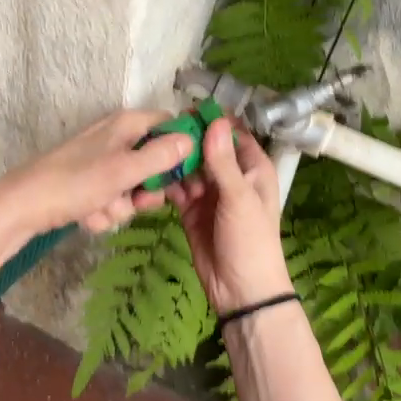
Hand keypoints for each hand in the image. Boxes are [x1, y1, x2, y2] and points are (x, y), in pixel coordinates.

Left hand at [0, 109, 193, 236]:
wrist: (22, 207)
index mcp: (127, 124)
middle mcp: (117, 138)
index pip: (171, 126)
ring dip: (121, 207)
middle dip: (146, 190)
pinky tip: (86, 216)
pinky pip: (112, 200)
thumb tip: (193, 140)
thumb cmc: (75, 183)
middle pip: (156, 163)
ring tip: (101, 210)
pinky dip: (103, 213)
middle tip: (138, 201)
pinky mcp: (90, 185)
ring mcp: (102, 163)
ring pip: (134, 188)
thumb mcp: (123, 170)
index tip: (191, 177)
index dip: (184, 149)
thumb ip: (161, 156)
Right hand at [167, 119, 292, 312]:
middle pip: (205, 147)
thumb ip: (223, 162)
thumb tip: (215, 122)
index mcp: (252, 167)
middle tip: (156, 132)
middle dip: (184, 140)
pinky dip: (164, 183)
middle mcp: (231, 175)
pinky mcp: (191, 209)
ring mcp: (209, 192)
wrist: (240, 291)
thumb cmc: (250, 241)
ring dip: (172, 161)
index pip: (231, 132)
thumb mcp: (239, 198)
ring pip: (188, 166)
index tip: (184, 109)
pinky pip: (176, 188)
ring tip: (148, 153)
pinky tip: (148, 176)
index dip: (211, 120)